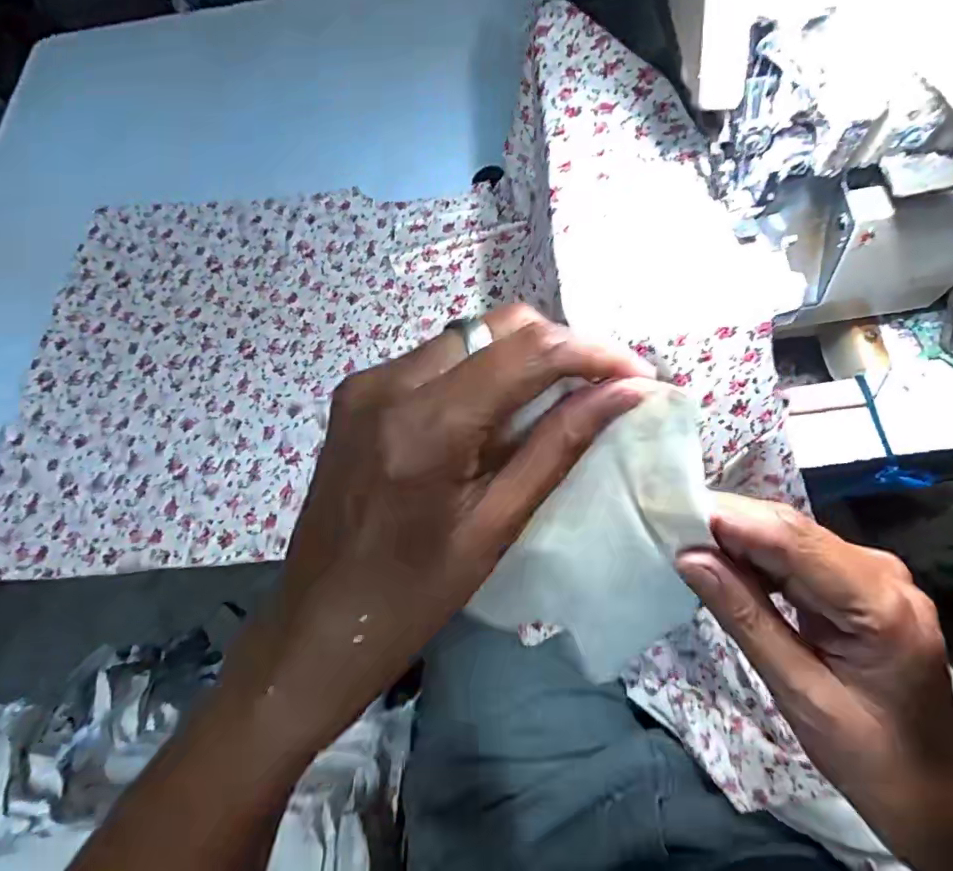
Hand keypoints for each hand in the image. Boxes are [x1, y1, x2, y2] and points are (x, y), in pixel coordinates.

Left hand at [75, 306, 654, 870]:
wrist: (315, 627)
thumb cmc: (413, 598)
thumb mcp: (497, 525)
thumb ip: (561, 445)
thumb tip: (626, 392)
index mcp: (425, 424)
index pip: (527, 349)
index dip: (593, 352)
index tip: (638, 376)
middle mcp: (389, 382)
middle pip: (498, 325)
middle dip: (560, 347)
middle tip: (600, 390)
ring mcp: (366, 381)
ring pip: (469, 334)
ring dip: (520, 357)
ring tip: (556, 403)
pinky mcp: (357, 391)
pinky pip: (437, 357)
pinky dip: (479, 371)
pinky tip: (496, 415)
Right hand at [675, 500, 952, 870]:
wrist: (932, 797)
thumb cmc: (870, 761)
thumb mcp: (800, 694)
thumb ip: (745, 618)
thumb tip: (690, 557)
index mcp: (880, 603)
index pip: (793, 540)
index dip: (732, 520)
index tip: (675, 514)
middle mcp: (884, 573)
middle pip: (793, 530)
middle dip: (730, 523)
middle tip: (670, 523)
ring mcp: (877, 575)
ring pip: (794, 537)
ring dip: (741, 536)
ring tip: (688, 538)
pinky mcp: (864, 584)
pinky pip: (803, 557)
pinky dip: (761, 556)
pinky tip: (727, 560)